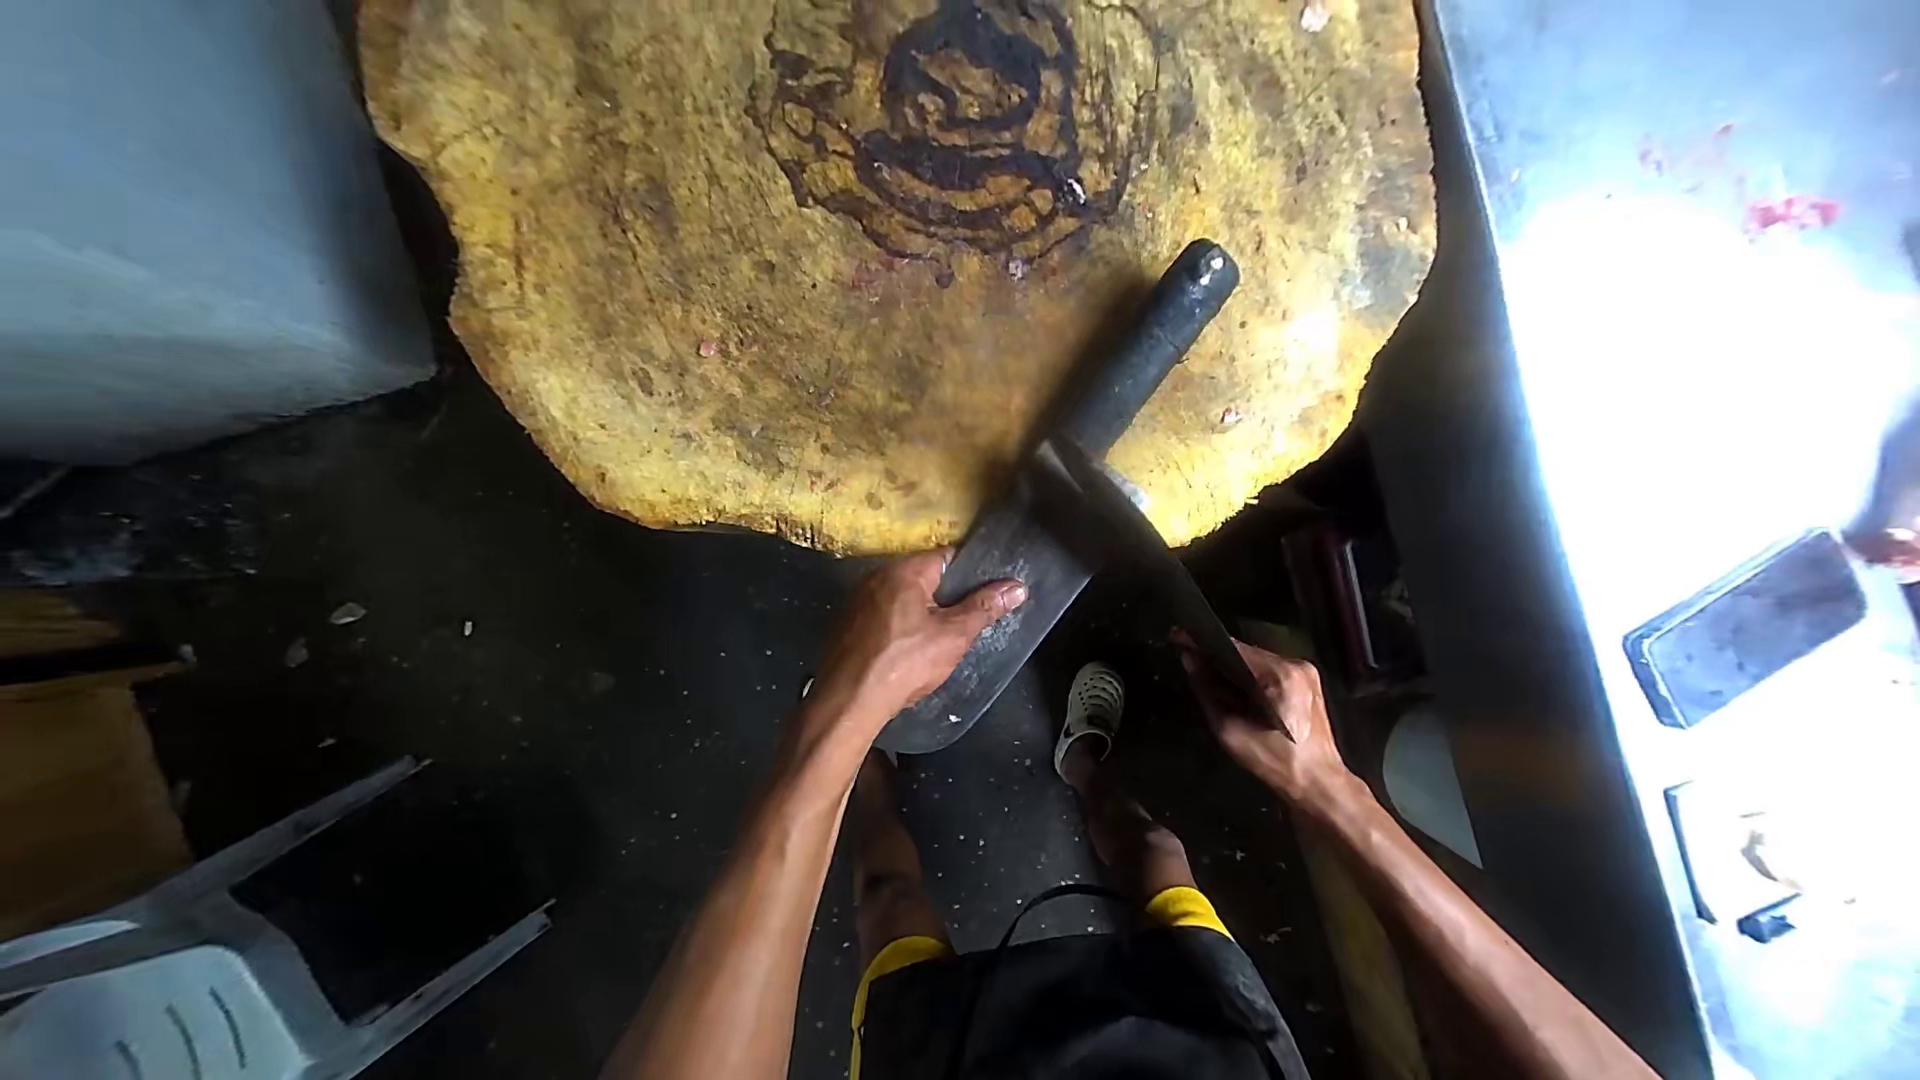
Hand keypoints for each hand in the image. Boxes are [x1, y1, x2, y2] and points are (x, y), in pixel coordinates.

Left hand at [794, 550, 1026, 759]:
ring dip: (920, 614)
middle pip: (924, 578)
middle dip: (945, 597)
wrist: (849, 701)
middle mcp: (877, 577)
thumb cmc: (904, 663)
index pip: (947, 557)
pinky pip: (883, 617)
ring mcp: (858, 600)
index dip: (970, 574)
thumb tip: (1016, 587)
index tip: (985, 593)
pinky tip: (907, 652)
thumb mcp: (954, 635)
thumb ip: (985, 607)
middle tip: (964, 622)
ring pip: (902, 599)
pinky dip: (898, 628)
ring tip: (937, 641)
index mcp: (904, 570)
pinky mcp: (847, 624)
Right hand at [1175, 634, 1354, 810]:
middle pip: (1245, 650)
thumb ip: (1205, 690)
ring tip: (1213, 677)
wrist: (1319, 783)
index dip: (1201, 641)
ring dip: (1234, 665)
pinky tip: (1240, 689)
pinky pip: (1270, 667)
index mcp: (1280, 676)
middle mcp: (1296, 665)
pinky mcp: (1308, 679)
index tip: (1178, 637)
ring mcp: (1306, 671)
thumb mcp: (1228, 730)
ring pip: (1257, 658)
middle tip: (1192, 661)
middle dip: (1217, 656)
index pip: (1233, 646)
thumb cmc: (1275, 762)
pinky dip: (1251, 674)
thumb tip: (1189, 660)